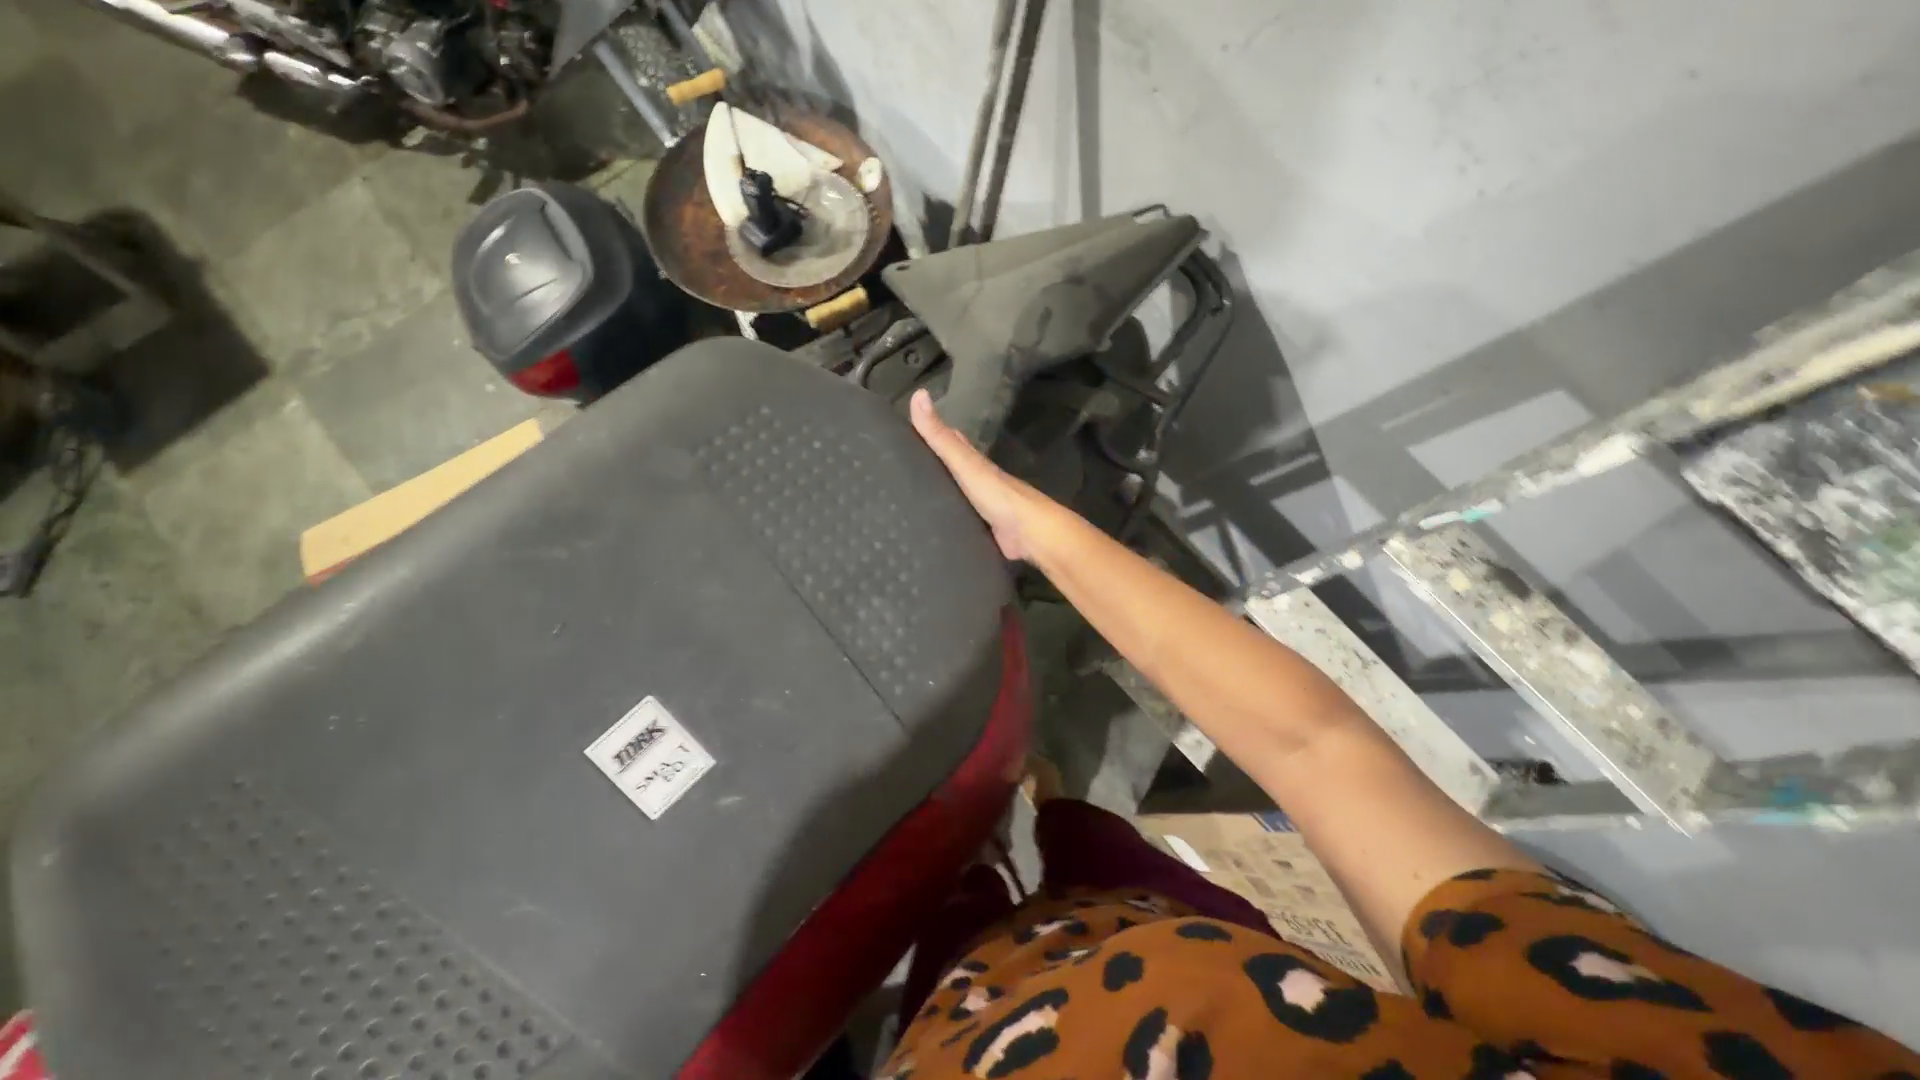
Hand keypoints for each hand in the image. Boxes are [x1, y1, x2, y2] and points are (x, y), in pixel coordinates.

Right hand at [909, 389, 1054, 561]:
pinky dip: (945, 524)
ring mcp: (981, 509)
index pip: (951, 441)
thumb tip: (919, 393)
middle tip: (901, 471)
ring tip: (907, 503)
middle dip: (931, 469)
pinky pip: (958, 525)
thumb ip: (941, 436)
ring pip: (954, 499)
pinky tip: (930, 530)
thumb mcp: (964, 462)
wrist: (1028, 533)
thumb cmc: (997, 494)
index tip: (906, 430)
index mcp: (974, 463)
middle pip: (952, 471)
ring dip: (936, 499)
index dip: (932, 433)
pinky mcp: (982, 532)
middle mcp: (978, 483)